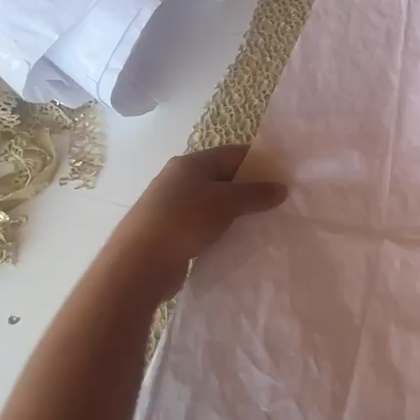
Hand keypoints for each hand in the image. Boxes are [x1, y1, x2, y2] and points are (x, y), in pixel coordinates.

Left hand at [102, 145, 286, 305]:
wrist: (137, 265)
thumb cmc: (183, 220)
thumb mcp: (227, 203)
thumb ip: (257, 194)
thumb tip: (282, 188)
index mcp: (190, 163)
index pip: (233, 154)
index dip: (259, 163)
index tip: (281, 177)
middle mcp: (177, 180)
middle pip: (222, 178)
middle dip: (248, 189)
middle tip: (275, 201)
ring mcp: (169, 206)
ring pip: (211, 203)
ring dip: (232, 212)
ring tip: (258, 222)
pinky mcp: (167, 232)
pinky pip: (200, 224)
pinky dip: (217, 229)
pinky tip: (232, 240)